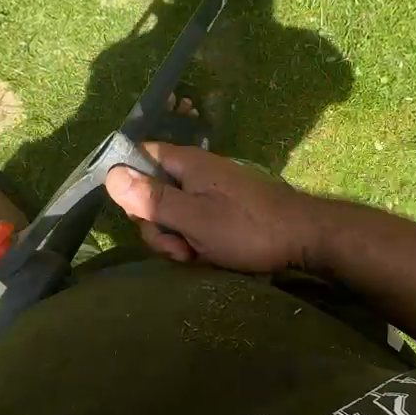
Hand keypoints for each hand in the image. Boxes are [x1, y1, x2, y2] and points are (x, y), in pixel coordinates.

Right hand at [104, 143, 323, 272]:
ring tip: (199, 255)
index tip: (139, 214)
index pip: (140, 157)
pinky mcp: (223, 211)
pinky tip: (210, 257)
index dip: (129, 184)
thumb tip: (110, 174)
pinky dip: (197, 243)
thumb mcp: (194, 218)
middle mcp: (197, 171)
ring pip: (172, 215)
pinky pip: (194, 225)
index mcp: (187, 162)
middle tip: (181, 248)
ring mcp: (211, 192)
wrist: (304, 239)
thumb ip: (153, 199)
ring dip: (178, 240)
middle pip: (152, 194)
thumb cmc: (248, 227)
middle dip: (159, 227)